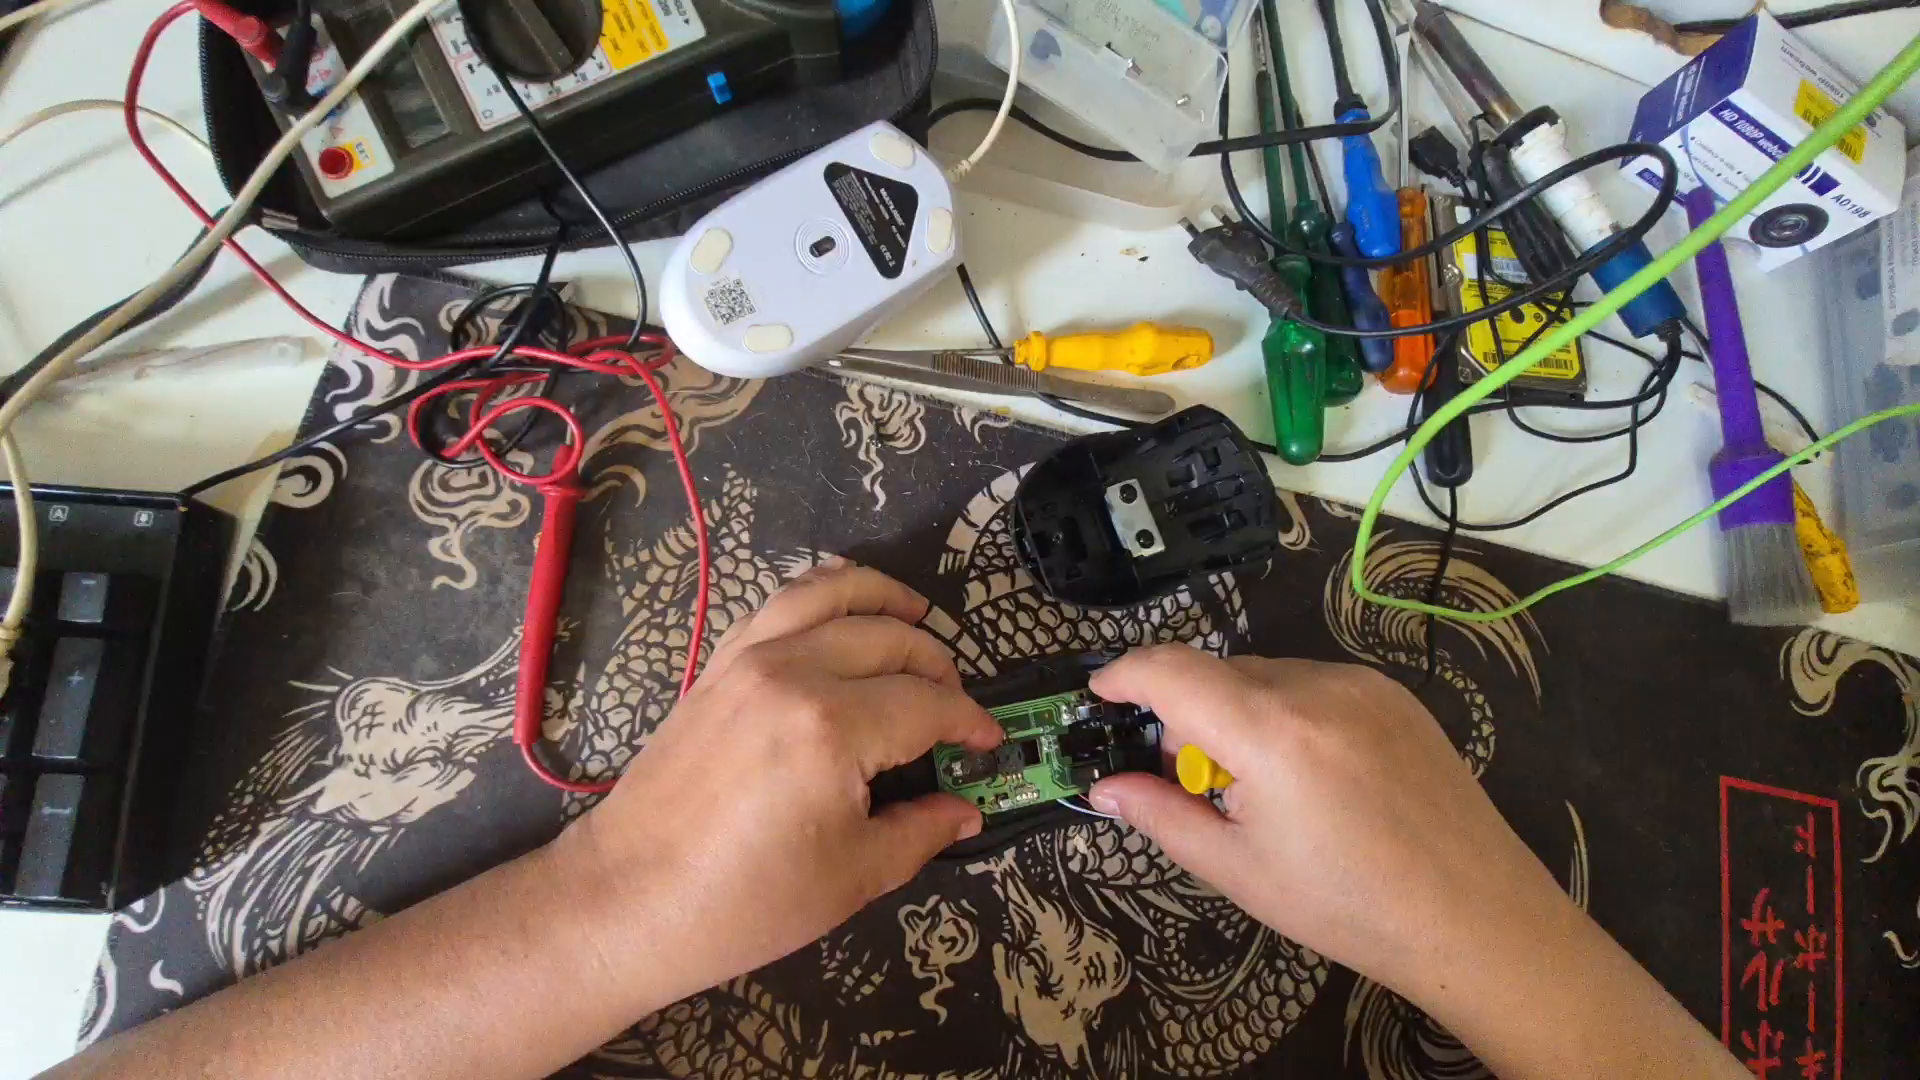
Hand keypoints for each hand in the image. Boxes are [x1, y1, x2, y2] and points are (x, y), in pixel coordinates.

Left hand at [555, 561, 1000, 1011]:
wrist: (626, 897)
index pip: (927, 705)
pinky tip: (844, 601)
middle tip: (955, 702)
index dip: (969, 720)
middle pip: (891, 641)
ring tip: (917, 612)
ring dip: (886, 597)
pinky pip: (781, 601)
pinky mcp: (722, 661)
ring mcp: (752, 657)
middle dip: (938, 666)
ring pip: (835, 594)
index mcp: (834, 729)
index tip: (988, 740)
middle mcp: (797, 672)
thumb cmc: (744, 900)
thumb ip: (920, 831)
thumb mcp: (851, 877)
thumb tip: (968, 808)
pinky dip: (823, 588)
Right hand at [1085, 647, 1578, 1001]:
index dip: (1124, 673)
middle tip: (1193, 777)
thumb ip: (1160, 814)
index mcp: (1270, 733)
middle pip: (1212, 673)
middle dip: (1183, 713)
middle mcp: (1312, 686)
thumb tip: (1103, 787)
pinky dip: (1278, 709)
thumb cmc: (1348, 907)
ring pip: (1256, 675)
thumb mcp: (1238, 869)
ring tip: (1258, 780)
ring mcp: (1357, 681)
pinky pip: (1303, 680)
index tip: (1101, 695)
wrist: (1486, 923)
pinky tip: (1307, 768)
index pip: (1170, 670)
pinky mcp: (1387, 689)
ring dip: (1232, 711)